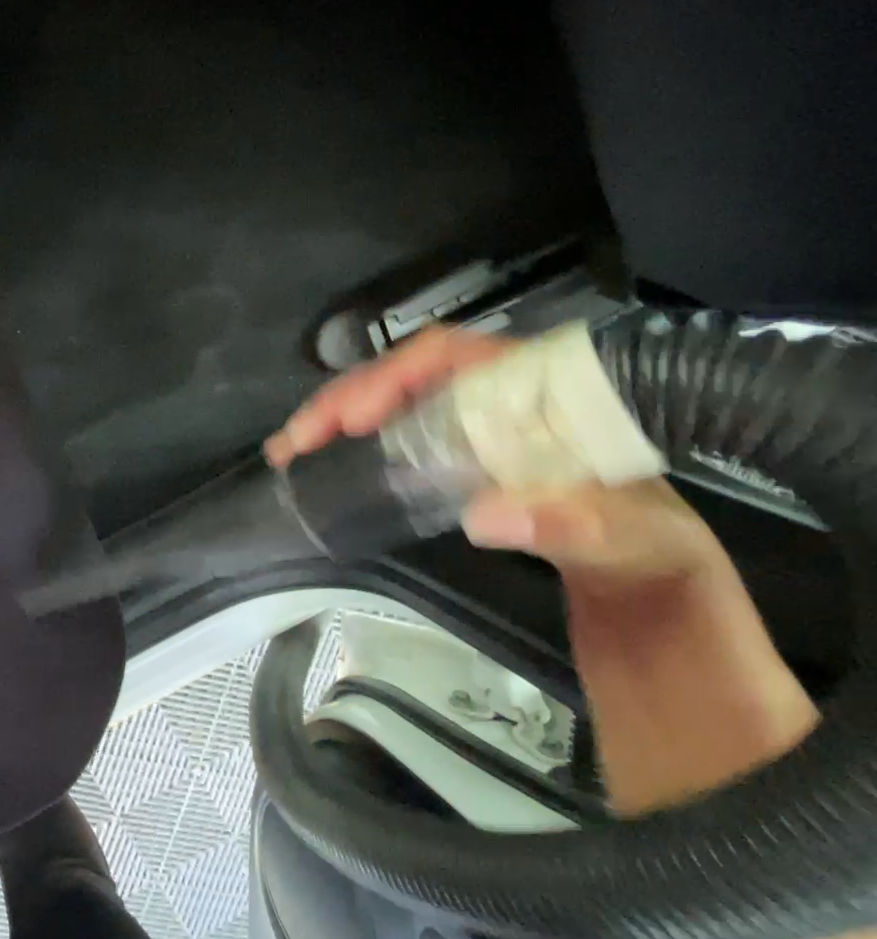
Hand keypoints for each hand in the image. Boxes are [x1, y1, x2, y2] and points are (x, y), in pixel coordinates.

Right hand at [265, 326, 724, 587]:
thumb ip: (569, 524)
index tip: (354, 419)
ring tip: (291, 449)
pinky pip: (392, 432)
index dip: (394, 376)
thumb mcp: (622, 542)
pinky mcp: (454, 456)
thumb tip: (485, 514)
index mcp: (540, 396)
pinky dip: (347, 441)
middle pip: (405, 375)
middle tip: (298, 440)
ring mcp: (472, 427)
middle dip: (344, 398)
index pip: (455, 357)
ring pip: (390, 400)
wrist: (646, 581)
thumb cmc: (644, 551)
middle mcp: (498, 400)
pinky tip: (318, 458)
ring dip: (334, 417)